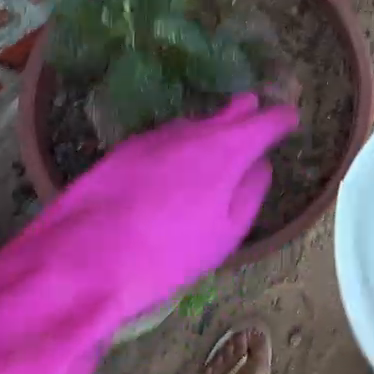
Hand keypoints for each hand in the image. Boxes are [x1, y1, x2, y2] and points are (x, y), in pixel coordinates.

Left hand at [41, 92, 296, 320]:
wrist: (82, 262)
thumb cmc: (169, 253)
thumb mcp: (227, 233)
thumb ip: (251, 193)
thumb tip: (260, 166)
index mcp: (227, 149)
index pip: (267, 121)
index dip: (282, 120)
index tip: (291, 120)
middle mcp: (194, 131)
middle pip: (230, 111)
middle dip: (247, 113)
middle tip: (256, 117)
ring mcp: (155, 137)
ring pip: (195, 125)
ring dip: (209, 132)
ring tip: (214, 151)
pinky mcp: (124, 150)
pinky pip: (165, 140)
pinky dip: (179, 147)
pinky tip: (172, 172)